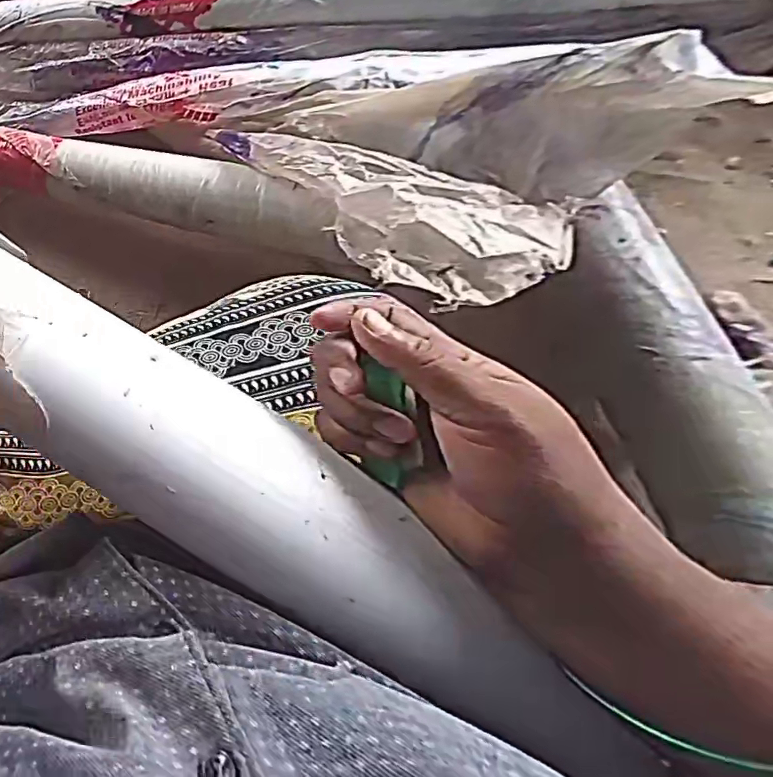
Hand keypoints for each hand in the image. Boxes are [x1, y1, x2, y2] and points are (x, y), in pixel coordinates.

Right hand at [308, 296, 636, 579]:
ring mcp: (391, 424)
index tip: (322, 321)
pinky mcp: (375, 457)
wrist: (547, 559)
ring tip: (396, 439)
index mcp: (449, 367)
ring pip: (332, 394)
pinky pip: (332, 433)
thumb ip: (426, 360)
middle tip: (359, 389)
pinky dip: (348, 442)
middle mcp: (415, 391)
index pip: (387, 321)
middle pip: (344, 354)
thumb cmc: (551, 485)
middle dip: (342, 372)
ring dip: (352, 414)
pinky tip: (386, 458)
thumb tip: (368, 320)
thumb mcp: (494, 407)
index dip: (349, 315)